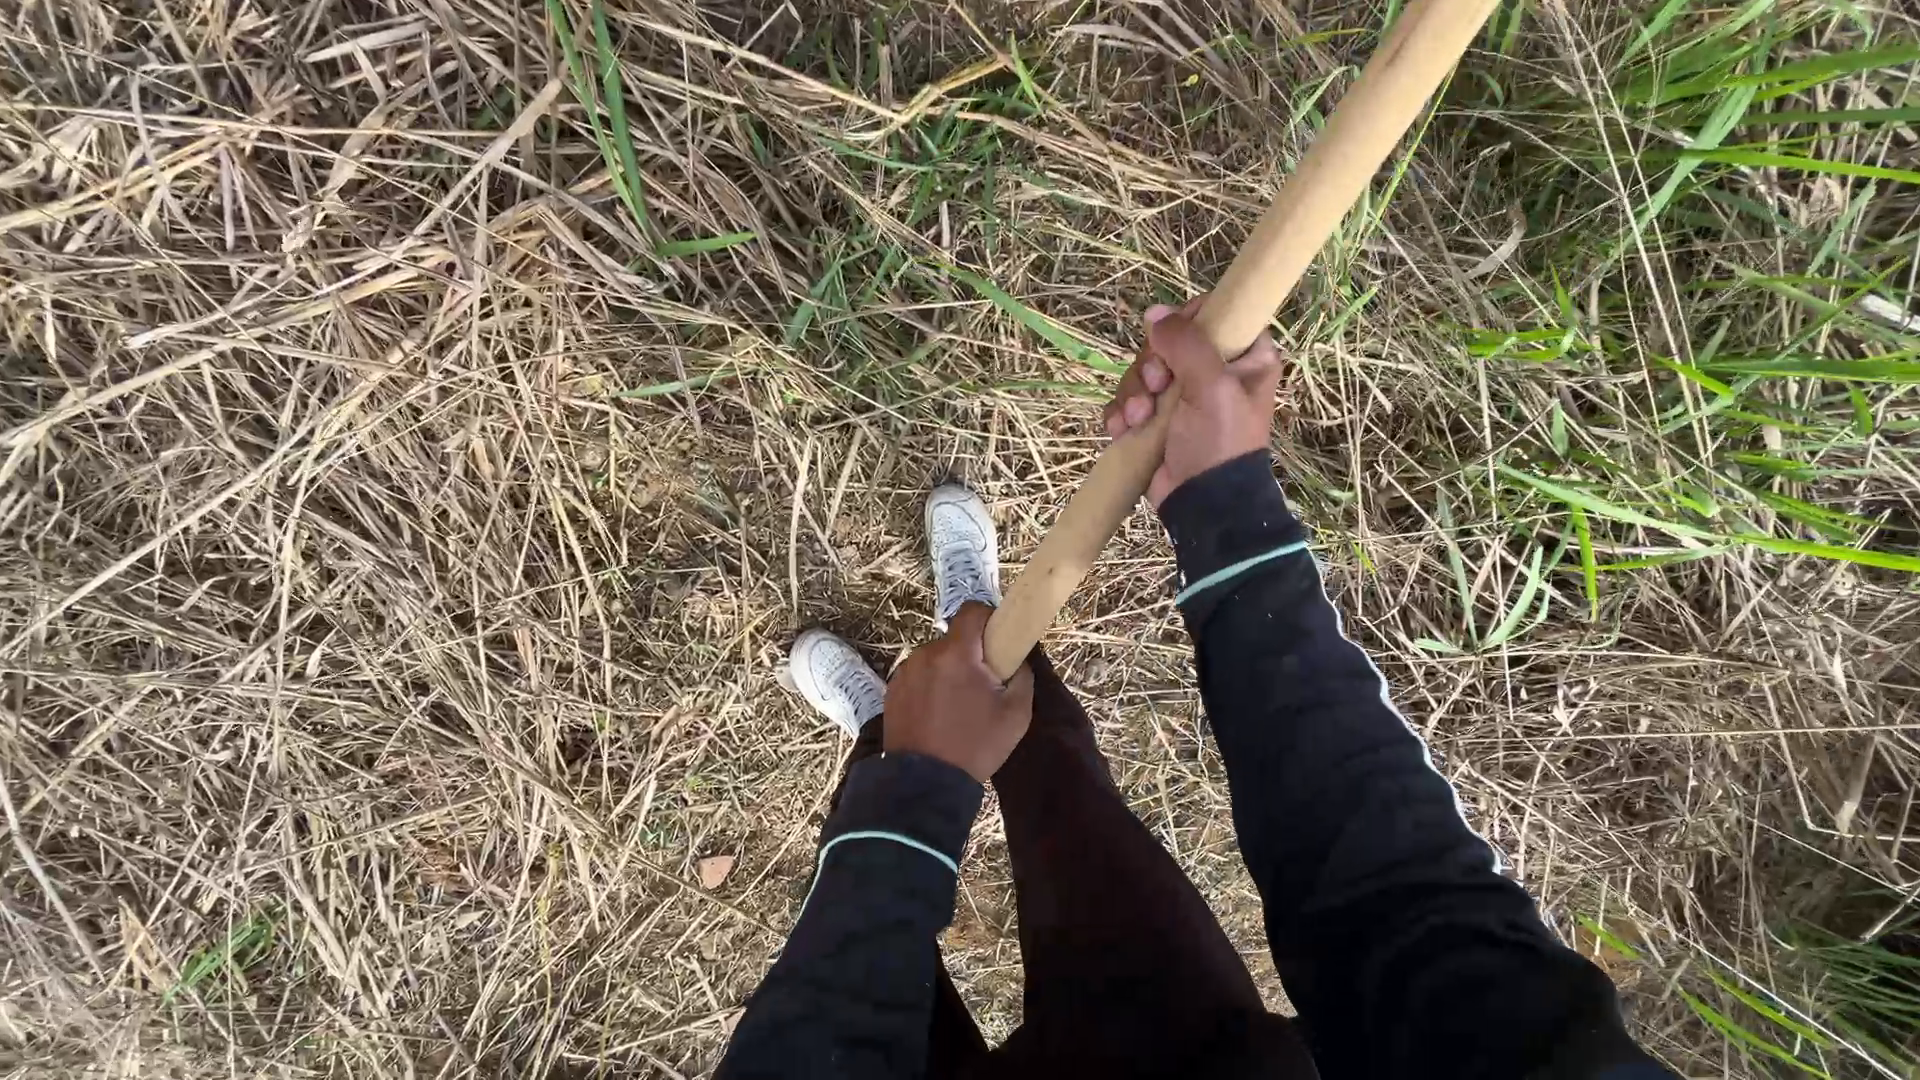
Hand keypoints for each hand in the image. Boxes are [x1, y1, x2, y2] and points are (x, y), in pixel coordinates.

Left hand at [883, 603, 1034, 781]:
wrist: (925, 783)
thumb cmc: (975, 747)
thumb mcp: (1016, 714)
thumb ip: (1022, 676)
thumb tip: (1017, 658)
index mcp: (957, 654)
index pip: (972, 611)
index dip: (989, 619)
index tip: (999, 641)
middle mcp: (926, 655)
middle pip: (955, 640)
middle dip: (971, 655)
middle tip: (983, 687)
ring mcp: (905, 672)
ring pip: (936, 659)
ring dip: (949, 672)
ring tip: (957, 708)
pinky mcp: (892, 690)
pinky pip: (919, 677)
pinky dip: (930, 687)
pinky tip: (937, 716)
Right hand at [1102, 297, 1284, 506]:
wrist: (1202, 503)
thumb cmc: (1219, 443)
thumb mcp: (1211, 387)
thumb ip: (1186, 344)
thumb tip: (1154, 313)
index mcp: (1244, 358)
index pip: (1214, 315)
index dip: (1187, 321)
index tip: (1170, 337)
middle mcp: (1213, 373)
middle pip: (1167, 344)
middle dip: (1151, 367)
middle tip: (1156, 388)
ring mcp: (1181, 398)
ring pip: (1143, 373)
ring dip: (1133, 394)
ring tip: (1138, 419)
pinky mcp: (1155, 422)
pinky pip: (1127, 402)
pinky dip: (1122, 414)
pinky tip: (1124, 430)